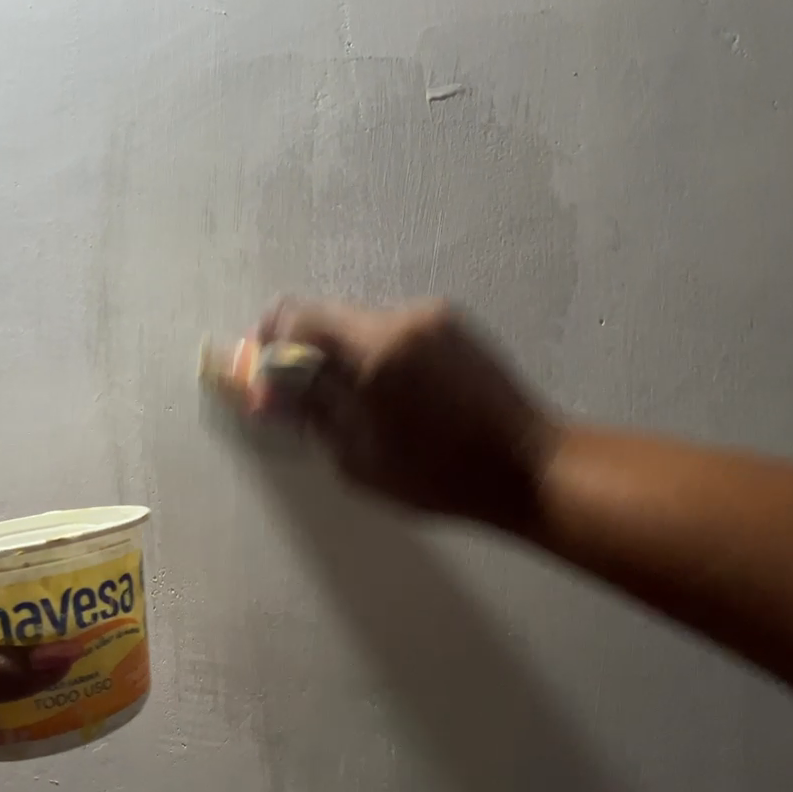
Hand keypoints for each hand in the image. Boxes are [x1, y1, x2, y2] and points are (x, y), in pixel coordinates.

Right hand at [258, 297, 558, 527]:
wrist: (529, 467)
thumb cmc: (439, 476)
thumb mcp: (359, 459)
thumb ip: (312, 415)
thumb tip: (270, 393)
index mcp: (376, 351)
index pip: (299, 317)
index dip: (269, 339)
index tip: (262, 370)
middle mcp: (403, 319)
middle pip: (328, 315)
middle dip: (303, 349)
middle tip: (297, 390)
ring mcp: (433, 317)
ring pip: (360, 323)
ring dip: (340, 353)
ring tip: (348, 399)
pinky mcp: (453, 325)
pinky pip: (393, 330)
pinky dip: (373, 353)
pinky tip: (386, 392)